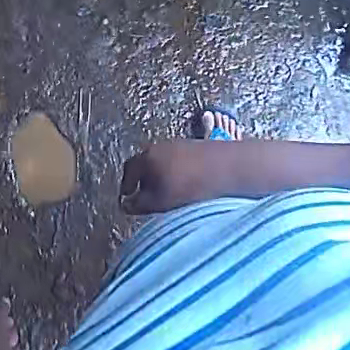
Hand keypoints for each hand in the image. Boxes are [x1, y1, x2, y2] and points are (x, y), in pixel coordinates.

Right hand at [120, 140, 241, 213]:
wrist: (225, 168)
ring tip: (168, 193)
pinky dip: (177, 173)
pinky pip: (179, 161)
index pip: (128, 169)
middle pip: (145, 163)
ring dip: (161, 176)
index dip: (126, 184)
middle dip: (144, 180)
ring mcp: (178, 144)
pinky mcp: (195, 147)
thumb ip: (138, 204)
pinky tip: (187, 186)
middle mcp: (158, 146)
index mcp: (146, 157)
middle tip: (146, 196)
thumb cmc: (188, 187)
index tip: (127, 197)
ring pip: (163, 162)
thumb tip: (124, 205)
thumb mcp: (158, 202)